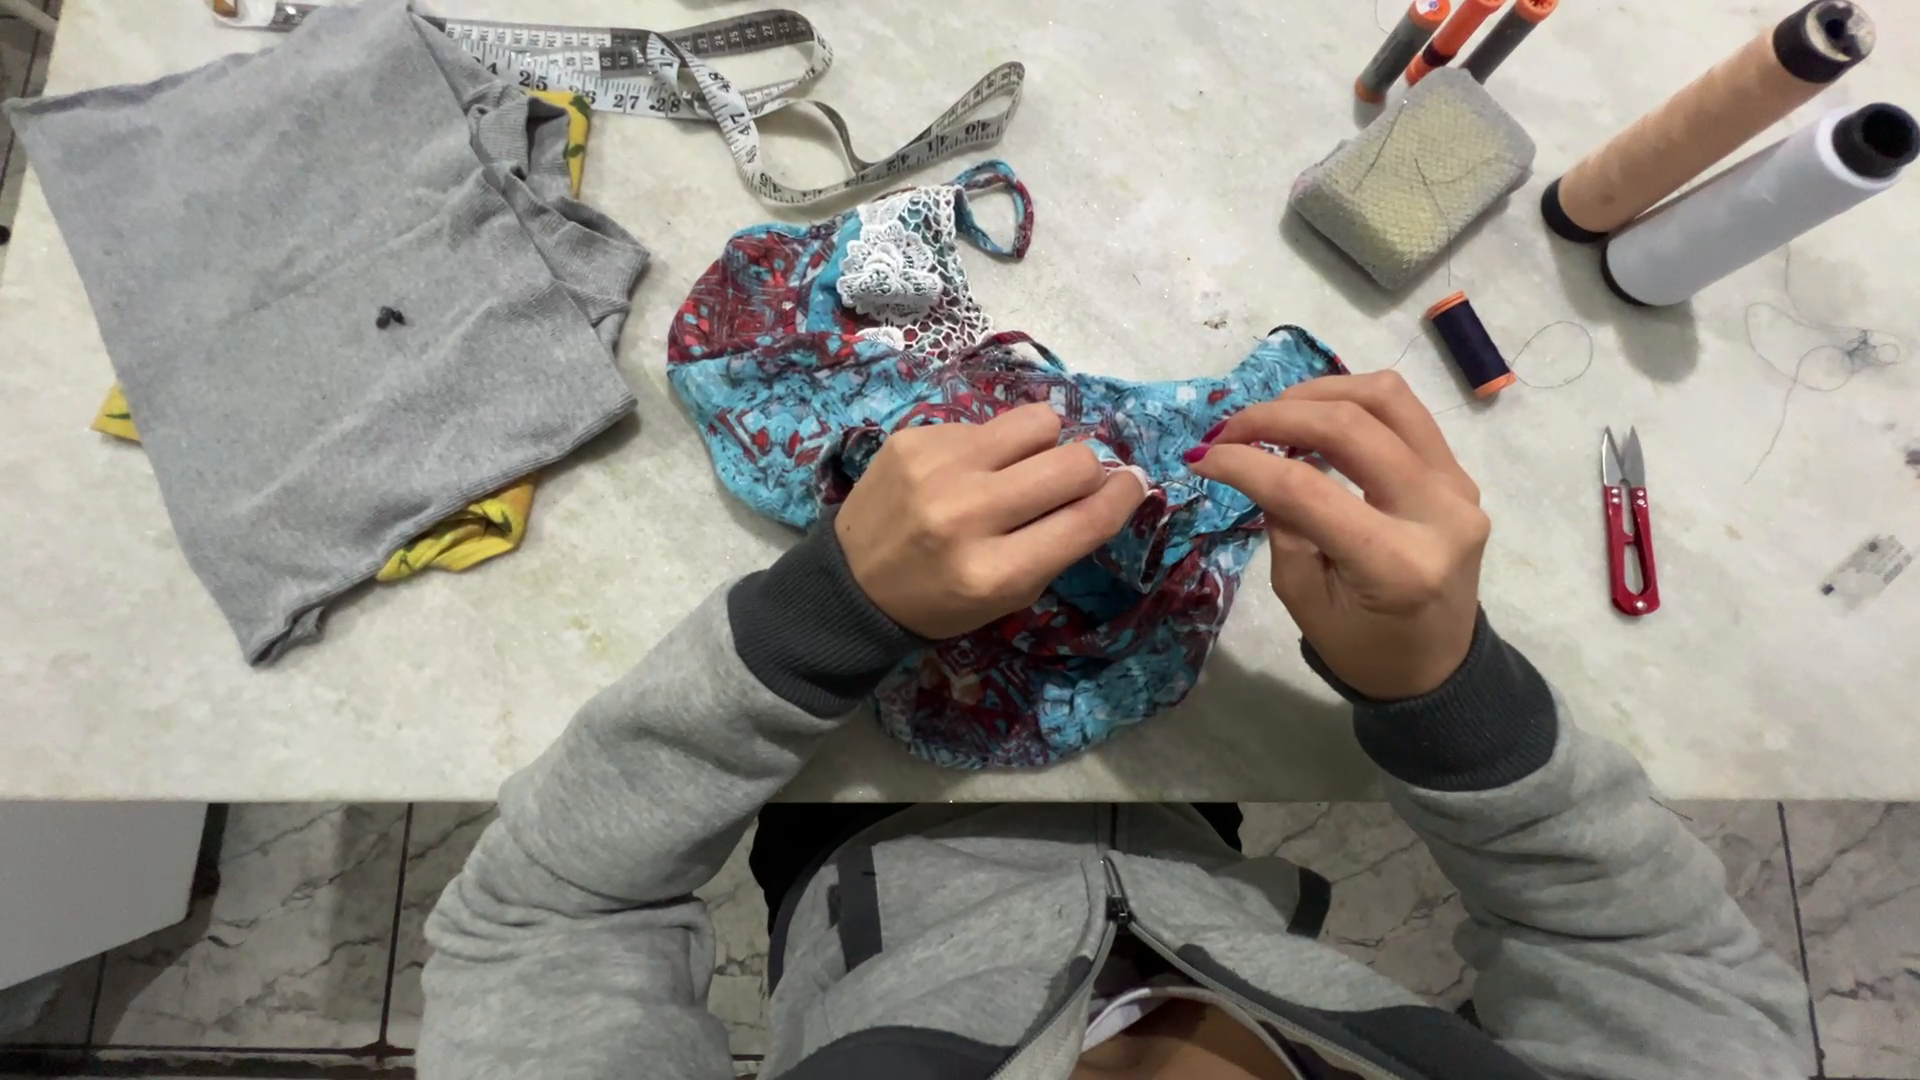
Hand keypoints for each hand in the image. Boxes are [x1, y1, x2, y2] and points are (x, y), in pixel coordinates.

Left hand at [835, 403, 1149, 638]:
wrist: (852, 584)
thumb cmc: (940, 600)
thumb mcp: (1006, 597)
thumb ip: (1058, 545)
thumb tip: (1111, 487)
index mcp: (995, 573)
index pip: (1087, 519)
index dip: (1124, 496)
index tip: (1133, 483)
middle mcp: (968, 514)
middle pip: (1072, 461)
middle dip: (1086, 471)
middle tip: (1069, 483)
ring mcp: (937, 468)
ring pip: (1038, 422)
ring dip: (1043, 445)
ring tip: (1017, 468)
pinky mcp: (914, 438)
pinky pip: (986, 424)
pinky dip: (989, 448)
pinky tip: (961, 472)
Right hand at [1187, 372, 1488, 699]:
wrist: (1437, 666)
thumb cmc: (1362, 646)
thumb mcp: (1303, 600)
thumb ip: (1283, 531)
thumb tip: (1258, 468)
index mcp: (1395, 563)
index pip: (1307, 489)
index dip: (1244, 464)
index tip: (1201, 458)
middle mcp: (1439, 513)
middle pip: (1350, 426)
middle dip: (1274, 416)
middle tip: (1227, 431)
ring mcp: (1457, 485)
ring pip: (1385, 397)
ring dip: (1315, 393)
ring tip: (1271, 415)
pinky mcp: (1457, 472)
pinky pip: (1403, 411)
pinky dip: (1347, 402)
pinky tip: (1311, 419)